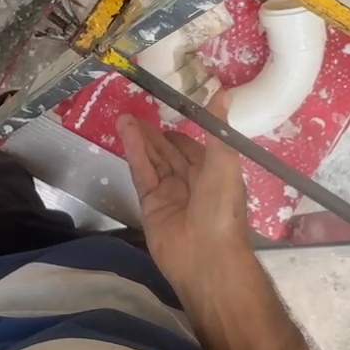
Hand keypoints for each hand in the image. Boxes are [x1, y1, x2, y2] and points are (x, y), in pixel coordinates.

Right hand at [118, 98, 255, 296]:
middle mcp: (190, 182)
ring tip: (125, 116)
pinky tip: (126, 134)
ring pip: (152, 161)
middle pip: (167, 153)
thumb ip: (217, 128)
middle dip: (153, 134)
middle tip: (135, 110)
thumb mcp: (225, 161)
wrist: (207, 256)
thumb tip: (225, 93)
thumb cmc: (221, 207)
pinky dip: (134, 154)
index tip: (164, 111)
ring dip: (140, 139)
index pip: (191, 147)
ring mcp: (169, 194)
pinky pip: (142, 174)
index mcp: (213, 172)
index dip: (179, 131)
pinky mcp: (150, 206)